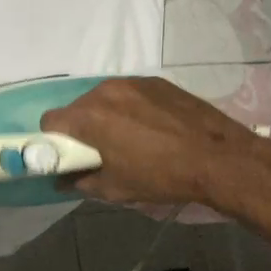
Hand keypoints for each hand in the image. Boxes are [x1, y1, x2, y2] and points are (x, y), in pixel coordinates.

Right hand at [40, 77, 264, 208]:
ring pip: (103, 98)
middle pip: (77, 107)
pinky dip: (131, 108)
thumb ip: (80, 182)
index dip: (54, 140)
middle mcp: (105, 91)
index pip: (50, 120)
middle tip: (100, 151)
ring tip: (129, 138)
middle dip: (81, 128)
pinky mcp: (156, 82)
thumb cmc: (161, 176)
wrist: (220, 158)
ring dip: (106, 116)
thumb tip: (63, 180)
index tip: (69, 155)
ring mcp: (133, 83)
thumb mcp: (114, 188)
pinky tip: (152, 127)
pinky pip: (129, 93)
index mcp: (89, 116)